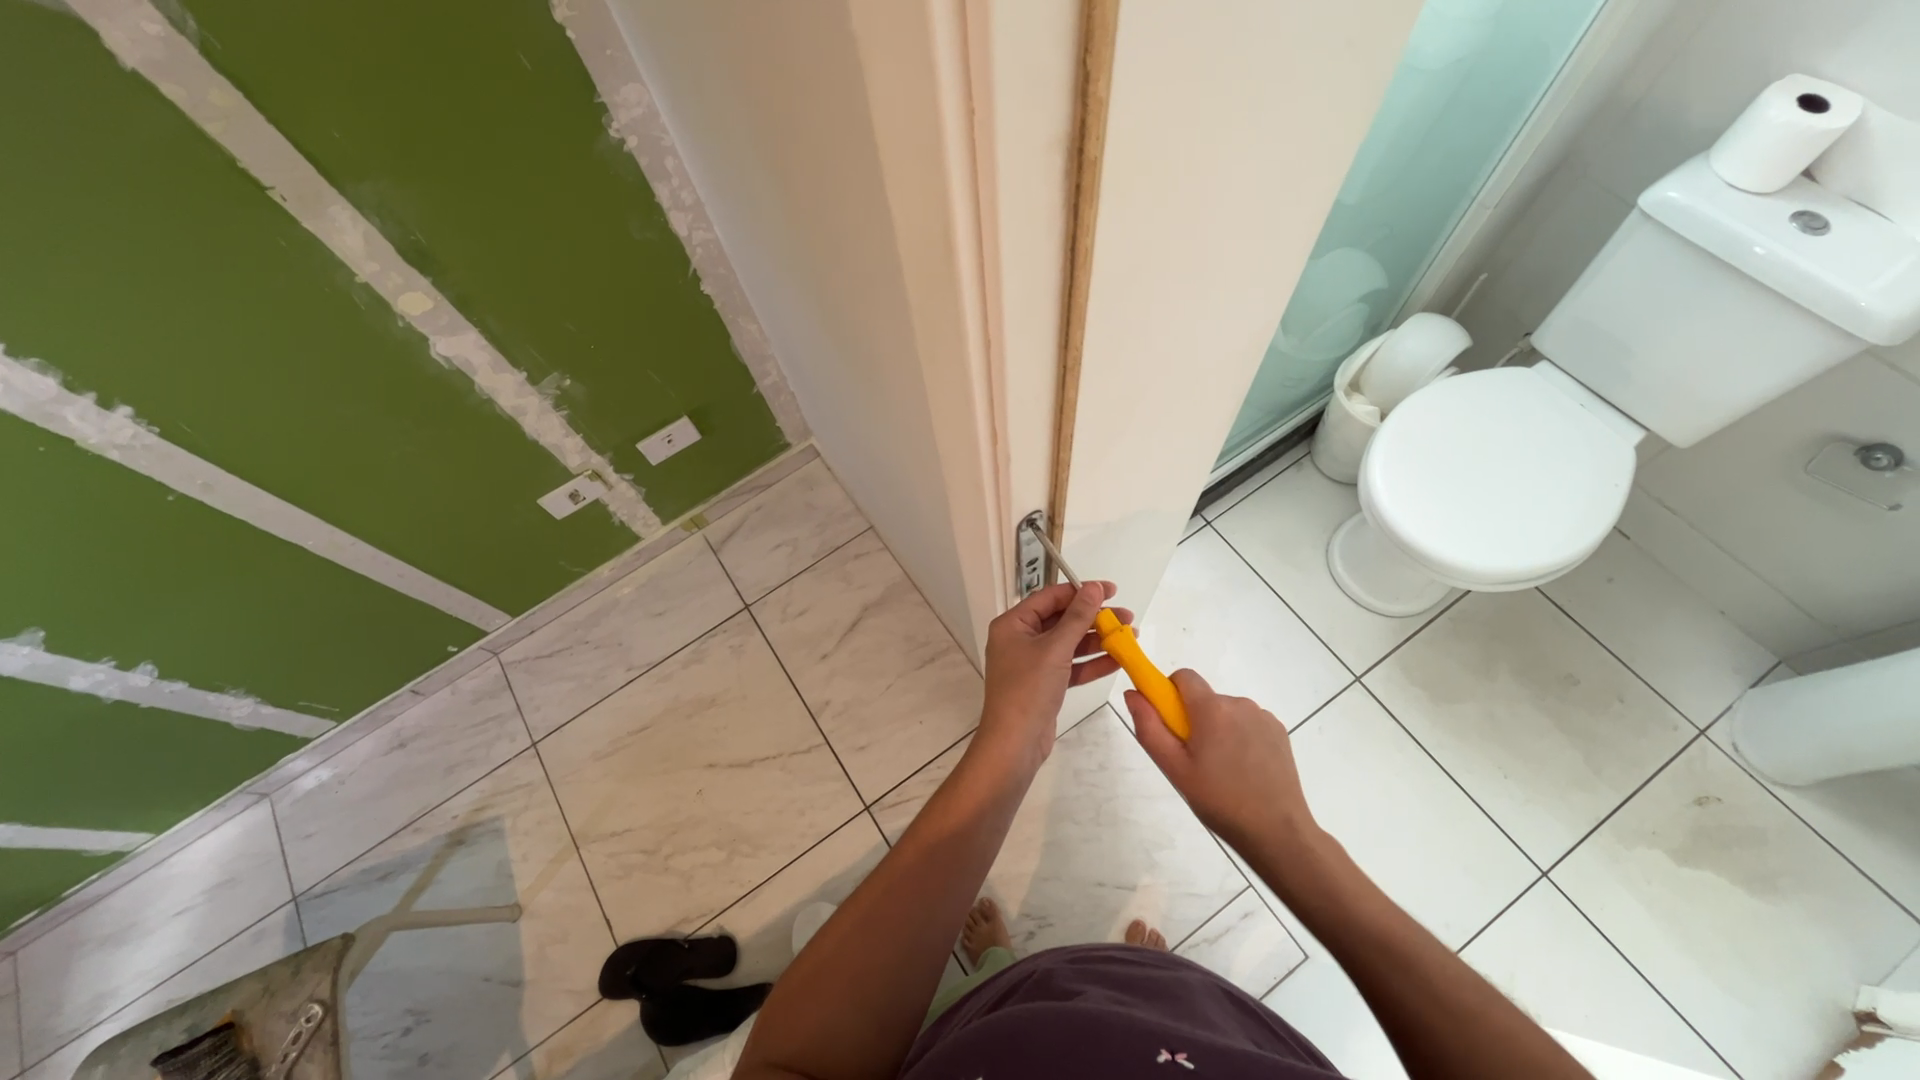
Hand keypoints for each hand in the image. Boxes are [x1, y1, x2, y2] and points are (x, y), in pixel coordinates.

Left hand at [978, 581, 1131, 766]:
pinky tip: (1118, 660)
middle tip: (1127, 617)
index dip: (1081, 591)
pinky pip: (1071, 667)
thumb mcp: (1055, 649)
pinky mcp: (1045, 684)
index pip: (1050, 598)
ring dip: (1098, 641)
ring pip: (1069, 644)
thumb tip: (1094, 588)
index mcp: (1013, 624)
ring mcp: (1032, 664)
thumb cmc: (1028, 689)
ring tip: (1131, 637)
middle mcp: (1020, 640)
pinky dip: (1092, 664)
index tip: (1111, 590)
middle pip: (1062, 620)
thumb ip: (1077, 617)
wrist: (1014, 743)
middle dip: (1094, 618)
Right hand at [1127, 670, 1320, 855]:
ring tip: (1221, 770)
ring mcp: (1263, 717)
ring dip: (1218, 730)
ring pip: (1227, 712)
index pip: (1184, 676)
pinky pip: (1248, 723)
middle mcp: (1239, 703)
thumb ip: (1148, 727)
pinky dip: (1240, 738)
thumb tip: (1133, 694)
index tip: (1170, 722)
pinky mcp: (1279, 731)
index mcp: (1212, 709)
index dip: (1170, 693)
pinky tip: (1244, 770)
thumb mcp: (1173, 768)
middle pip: (1205, 699)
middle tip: (1194, 759)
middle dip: (1194, 719)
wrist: (1275, 830)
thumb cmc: (1218, 799)